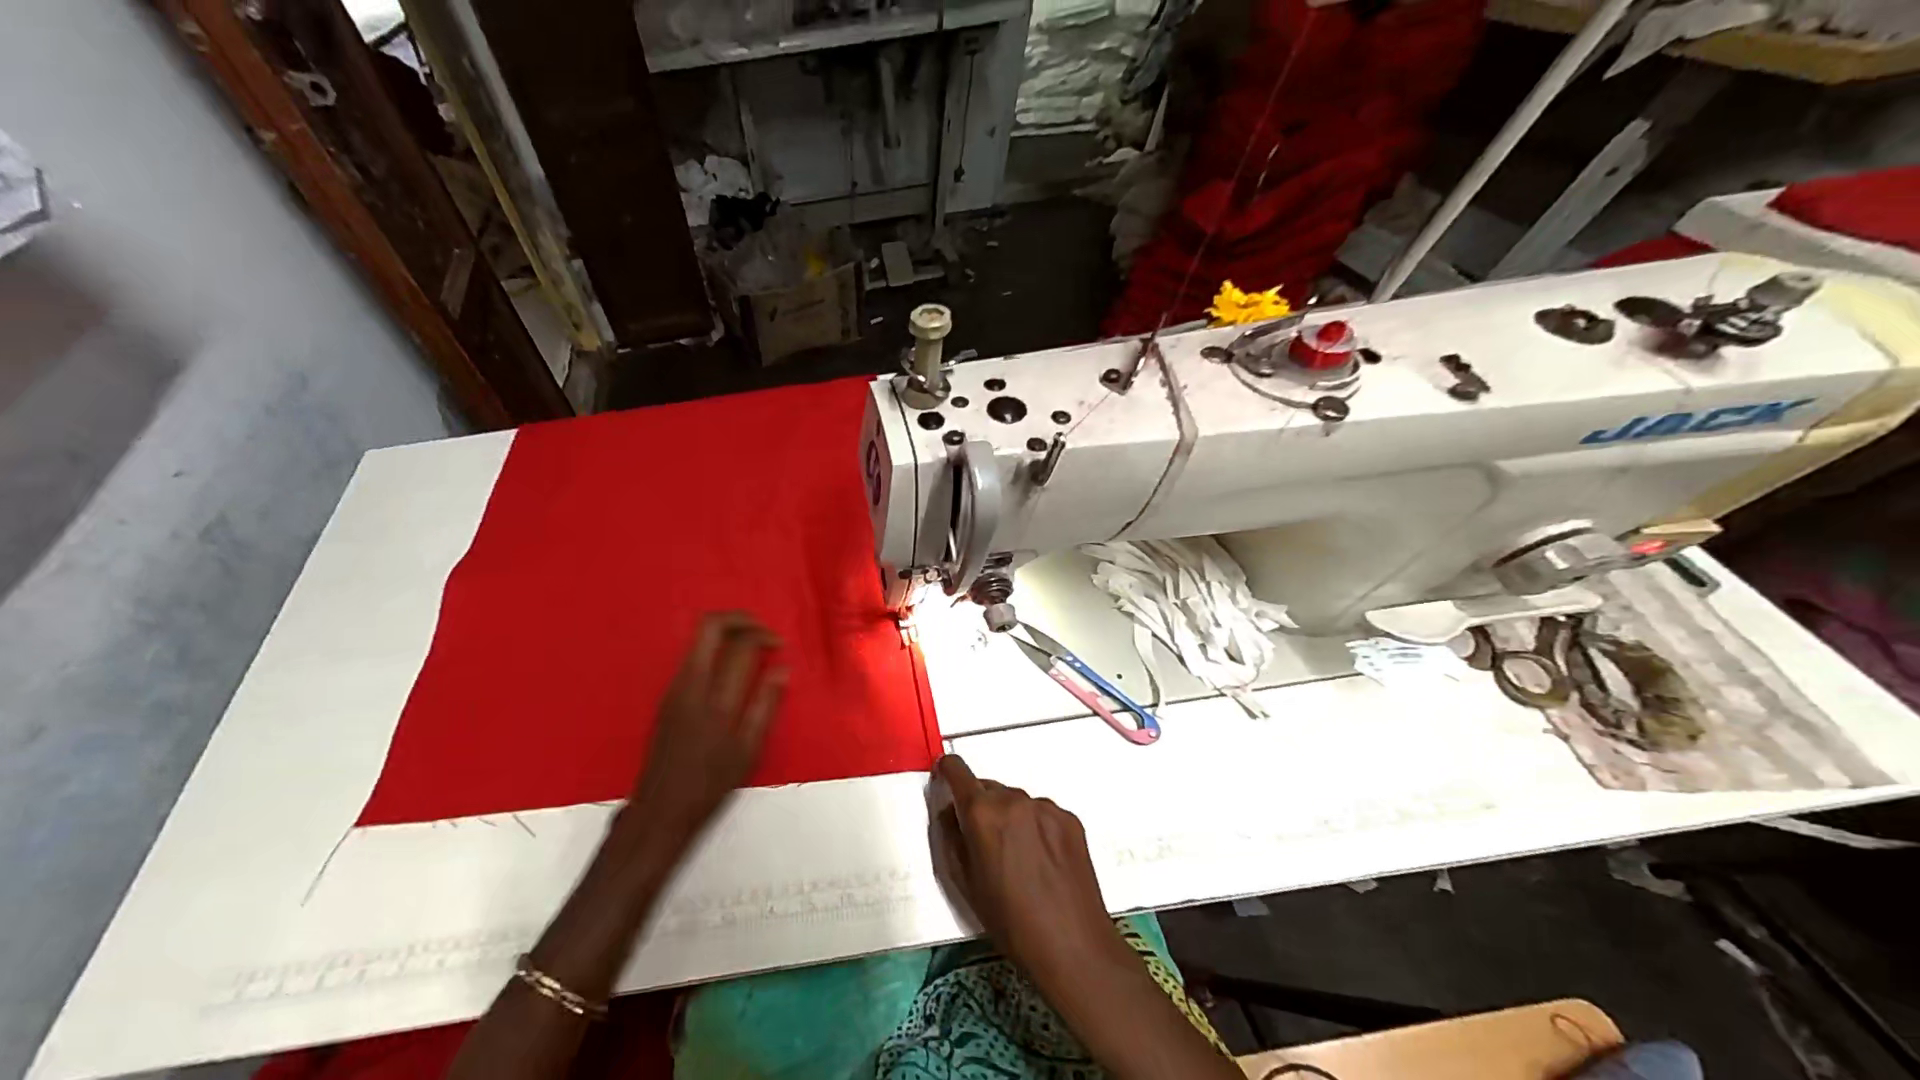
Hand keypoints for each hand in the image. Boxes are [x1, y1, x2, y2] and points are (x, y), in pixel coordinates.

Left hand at [627, 613, 787, 840]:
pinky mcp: (667, 695)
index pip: (740, 646)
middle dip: (740, 619)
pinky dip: (714, 648)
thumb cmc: (710, 785)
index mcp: (716, 700)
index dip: (763, 636)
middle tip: (761, 630)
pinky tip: (729, 666)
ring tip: (750, 646)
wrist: (660, 808)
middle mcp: (690, 685)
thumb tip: (782, 670)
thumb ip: (766, 705)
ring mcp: (674, 688)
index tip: (778, 645)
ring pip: (697, 637)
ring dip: (727, 632)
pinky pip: (691, 655)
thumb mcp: (748, 751)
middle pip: (710, 626)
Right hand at [932, 754, 1126, 989]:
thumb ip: (951, 838)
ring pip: (1016, 801)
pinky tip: (1041, 861)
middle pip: (988, 788)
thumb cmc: (1010, 921)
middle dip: (980, 806)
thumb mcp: (965, 883)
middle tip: (983, 843)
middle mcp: (1015, 800)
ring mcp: (1046, 807)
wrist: (1071, 943)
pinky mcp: (1070, 819)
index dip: (947, 771)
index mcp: (982, 813)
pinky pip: (1042, 813)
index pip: (958, 771)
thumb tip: (951, 814)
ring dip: (1009, 817)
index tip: (945, 775)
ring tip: (1017, 859)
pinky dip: (1035, 827)